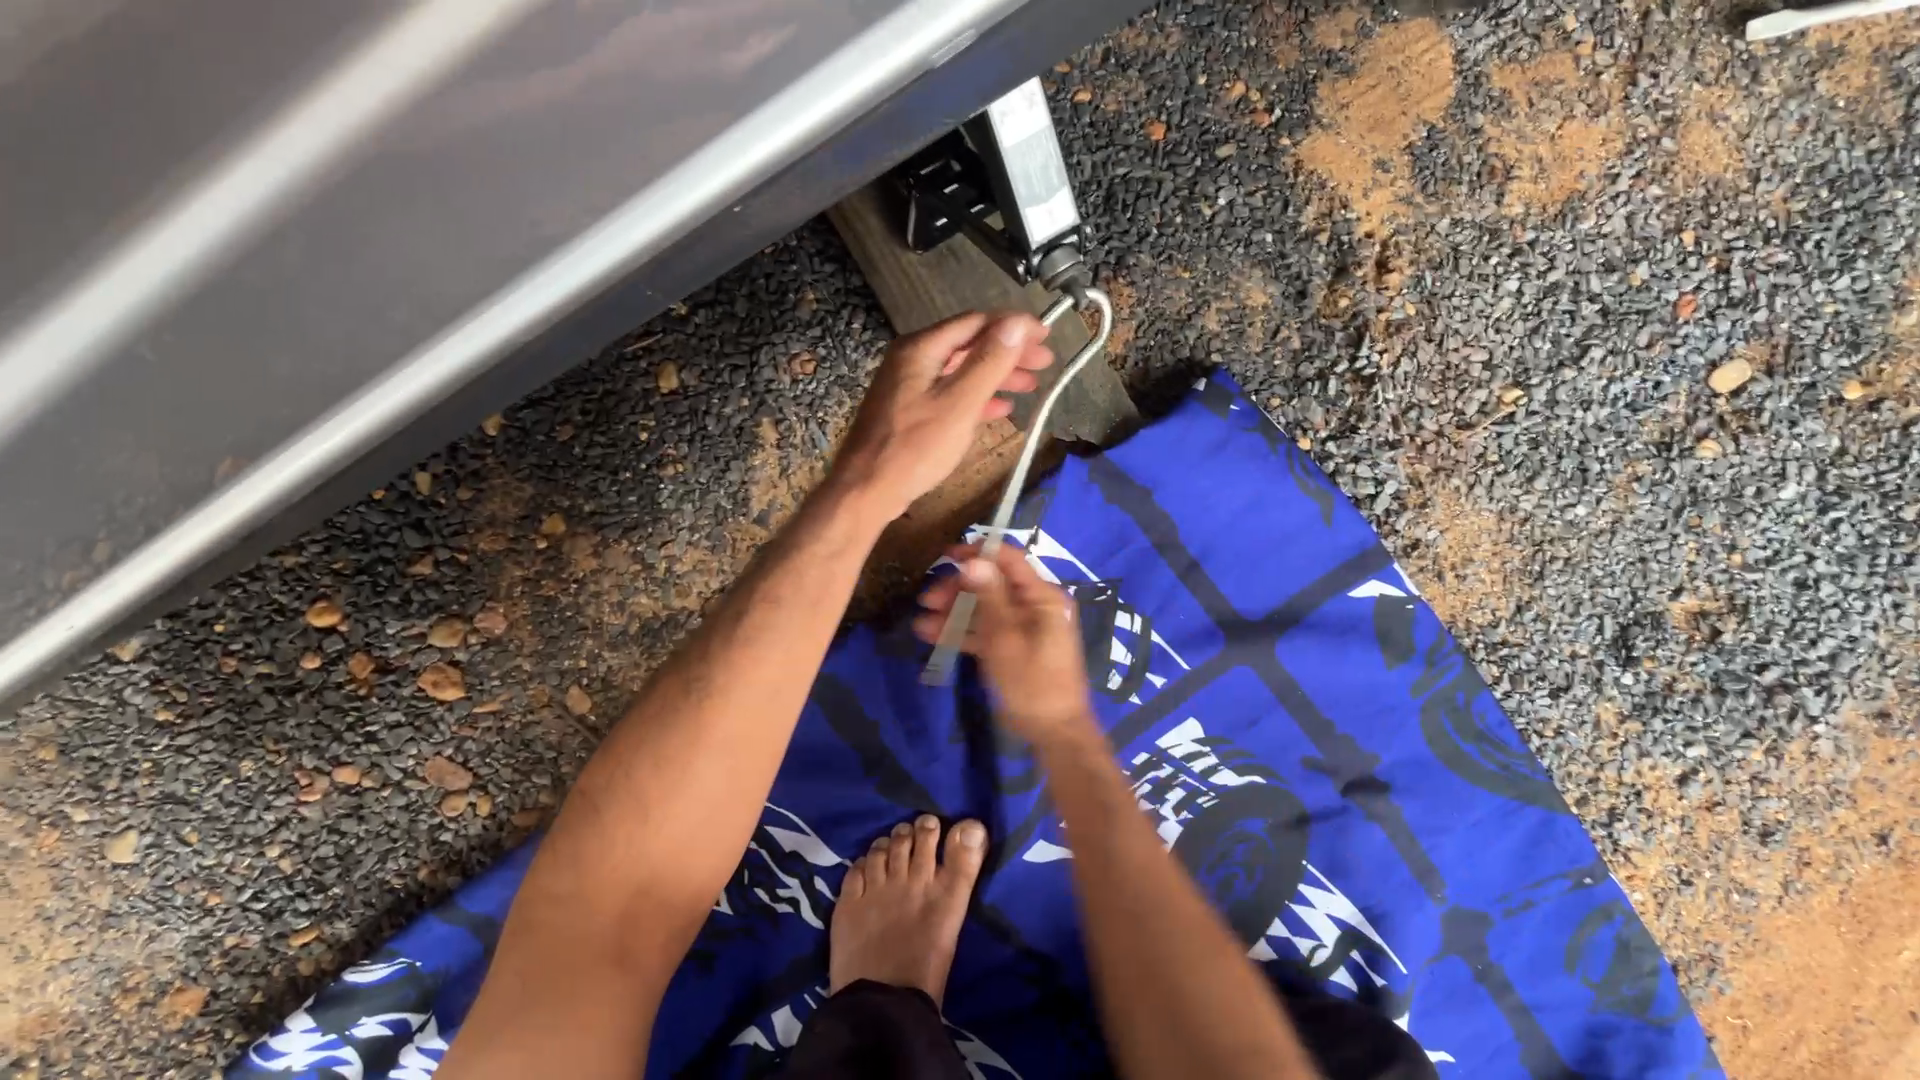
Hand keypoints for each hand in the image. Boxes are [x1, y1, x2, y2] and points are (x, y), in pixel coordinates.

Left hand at [829, 312, 1052, 522]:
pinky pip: (950, 392)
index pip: (976, 323)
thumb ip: (989, 361)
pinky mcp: (909, 410)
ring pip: (961, 369)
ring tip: (1030, 384)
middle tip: (1044, 361)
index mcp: (921, 348)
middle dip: (1008, 351)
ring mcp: (908, 385)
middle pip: (969, 344)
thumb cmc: (915, 447)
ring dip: (996, 374)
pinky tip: (1000, 408)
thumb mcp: (959, 403)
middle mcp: (912, 358)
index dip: (1014, 326)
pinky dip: (977, 396)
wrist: (867, 489)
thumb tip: (1016, 323)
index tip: (1046, 335)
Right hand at [914, 542, 1096, 742]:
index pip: (1008, 560)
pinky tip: (931, 633)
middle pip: (992, 584)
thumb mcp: (1006, 639)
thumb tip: (973, 559)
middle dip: (958, 589)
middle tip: (927, 599)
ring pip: (985, 609)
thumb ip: (989, 597)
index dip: (977, 554)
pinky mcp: (1014, 647)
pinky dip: (962, 632)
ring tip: (921, 619)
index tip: (943, 556)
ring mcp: (1024, 627)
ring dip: (954, 612)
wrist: (1054, 733)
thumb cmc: (1033, 684)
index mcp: (1043, 597)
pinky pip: (986, 631)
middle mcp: (1035, 606)